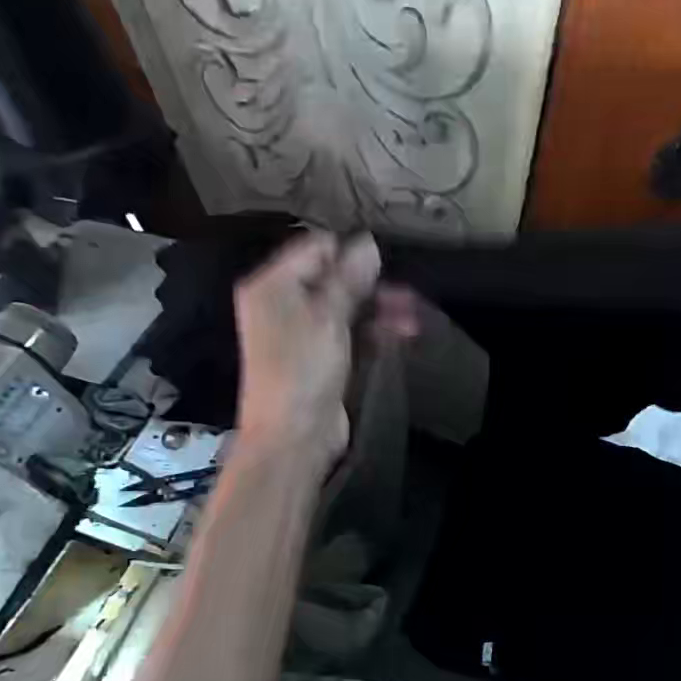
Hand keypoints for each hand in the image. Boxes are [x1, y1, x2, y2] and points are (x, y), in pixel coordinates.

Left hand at [232, 231, 413, 466]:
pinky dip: (372, 330)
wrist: (292, 438)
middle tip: (402, 293)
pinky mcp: (320, 357)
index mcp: (271, 285)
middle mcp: (282, 303)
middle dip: (370, 283)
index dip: (347, 252)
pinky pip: (348, 332)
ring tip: (410, 317)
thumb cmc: (302, 371)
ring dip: (378, 308)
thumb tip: (367, 242)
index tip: (381, 263)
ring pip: (345, 306)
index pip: (313, 248)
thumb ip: (348, 277)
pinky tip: (401, 332)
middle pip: (332, 277)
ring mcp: (301, 332)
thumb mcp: (327, 317)